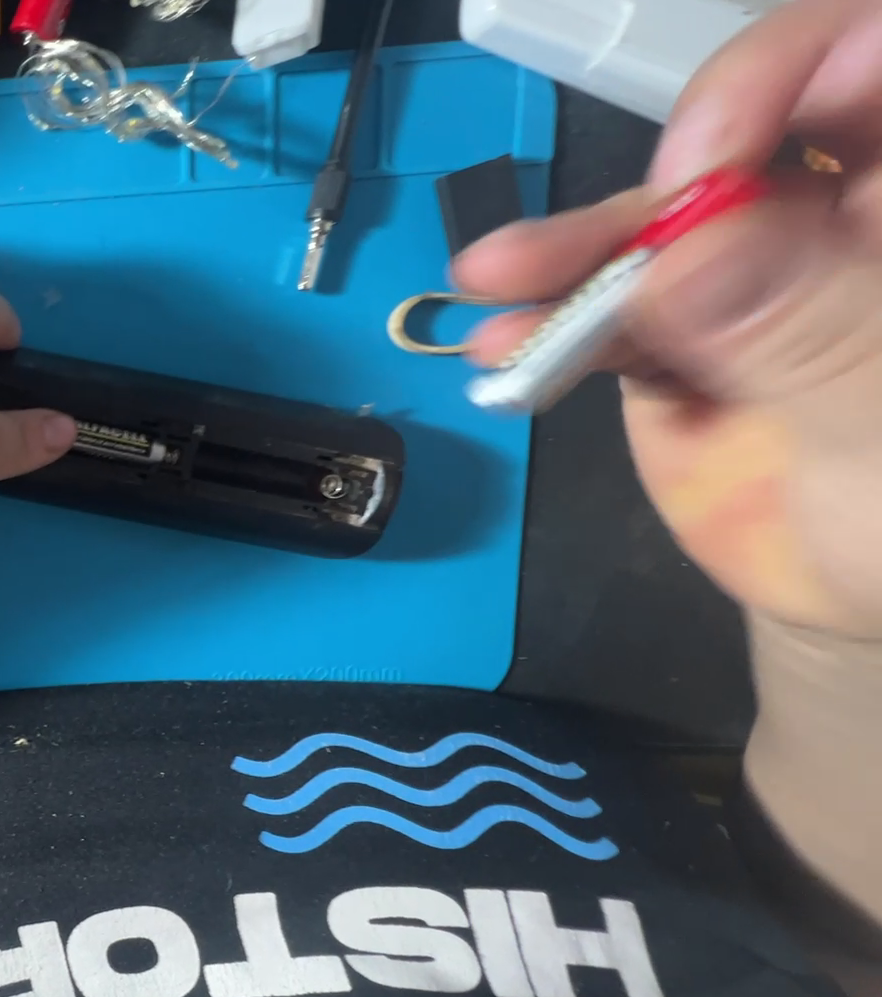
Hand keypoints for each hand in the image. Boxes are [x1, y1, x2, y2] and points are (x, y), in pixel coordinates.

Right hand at [455, 0, 881, 635]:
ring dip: (559, 259)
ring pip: (647, 239)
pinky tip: (498, 348)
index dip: (785, 84)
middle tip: (561, 240)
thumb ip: (811, 331)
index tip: (702, 167)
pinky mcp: (666, 341)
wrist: (856, 595)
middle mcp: (837, 222)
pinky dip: (540, 330)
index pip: (874, 70)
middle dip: (643, 190)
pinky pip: (598, 319)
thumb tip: (688, 252)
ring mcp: (742, 284)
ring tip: (485, 282)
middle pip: (736, 149)